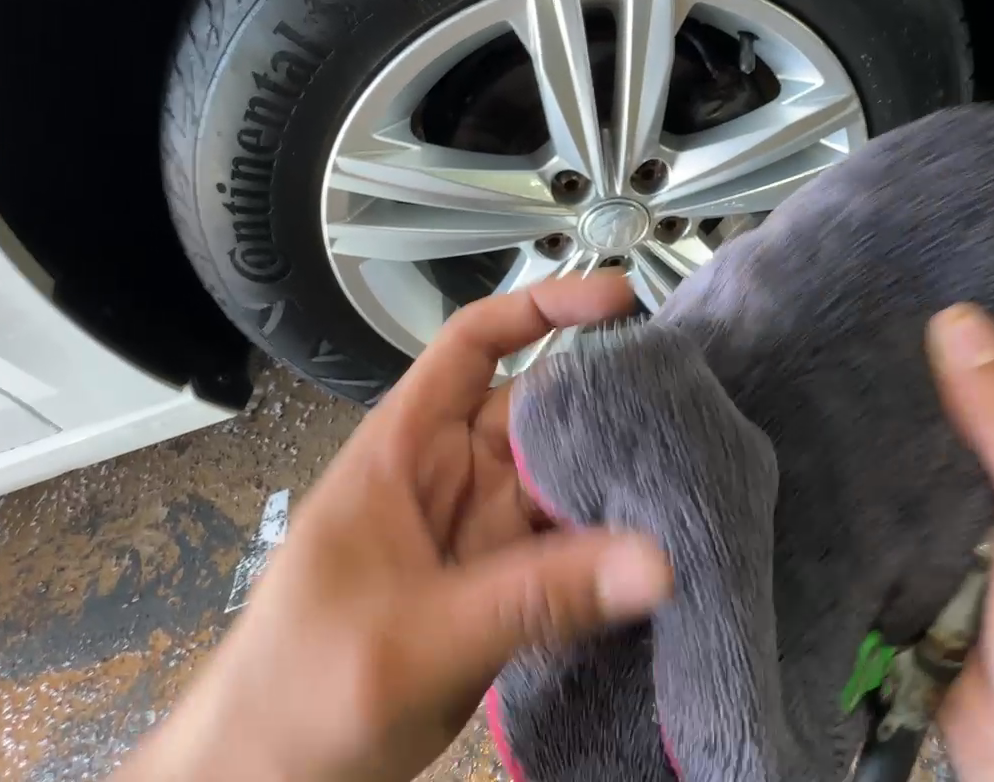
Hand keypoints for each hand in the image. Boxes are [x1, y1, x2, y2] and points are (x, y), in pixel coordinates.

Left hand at [116, 275, 673, 781]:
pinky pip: (571, 546)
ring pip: (564, 480)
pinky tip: (665, 544)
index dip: (542, 307)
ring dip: (620, 480)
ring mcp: (482, 531)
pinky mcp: (506, 584)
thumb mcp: (414, 638)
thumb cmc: (298, 693)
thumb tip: (655, 562)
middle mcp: (452, 475)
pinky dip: (614, 545)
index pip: (474, 344)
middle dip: (609, 402)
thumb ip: (537, 598)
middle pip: (540, 412)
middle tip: (692, 402)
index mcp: (407, 449)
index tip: (618, 300)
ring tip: (695, 474)